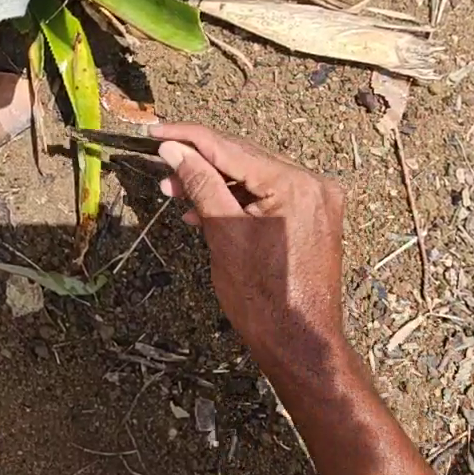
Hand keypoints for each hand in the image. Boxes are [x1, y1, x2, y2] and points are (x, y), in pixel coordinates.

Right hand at [151, 124, 345, 352]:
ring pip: (254, 176)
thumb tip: (174, 150)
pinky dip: (237, 200)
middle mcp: (313, 183)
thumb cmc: (262, 297)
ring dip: (215, 182)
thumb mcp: (224, 234)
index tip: (156, 132)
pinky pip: (269, 195)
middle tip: (162, 168)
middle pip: (243, 158)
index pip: (230, 148)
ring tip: (177, 193)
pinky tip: (206, 210)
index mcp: (293, 184)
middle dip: (199, 162)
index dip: (188, 138)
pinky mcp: (314, 217)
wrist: (299, 342)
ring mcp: (317, 200)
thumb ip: (200, 183)